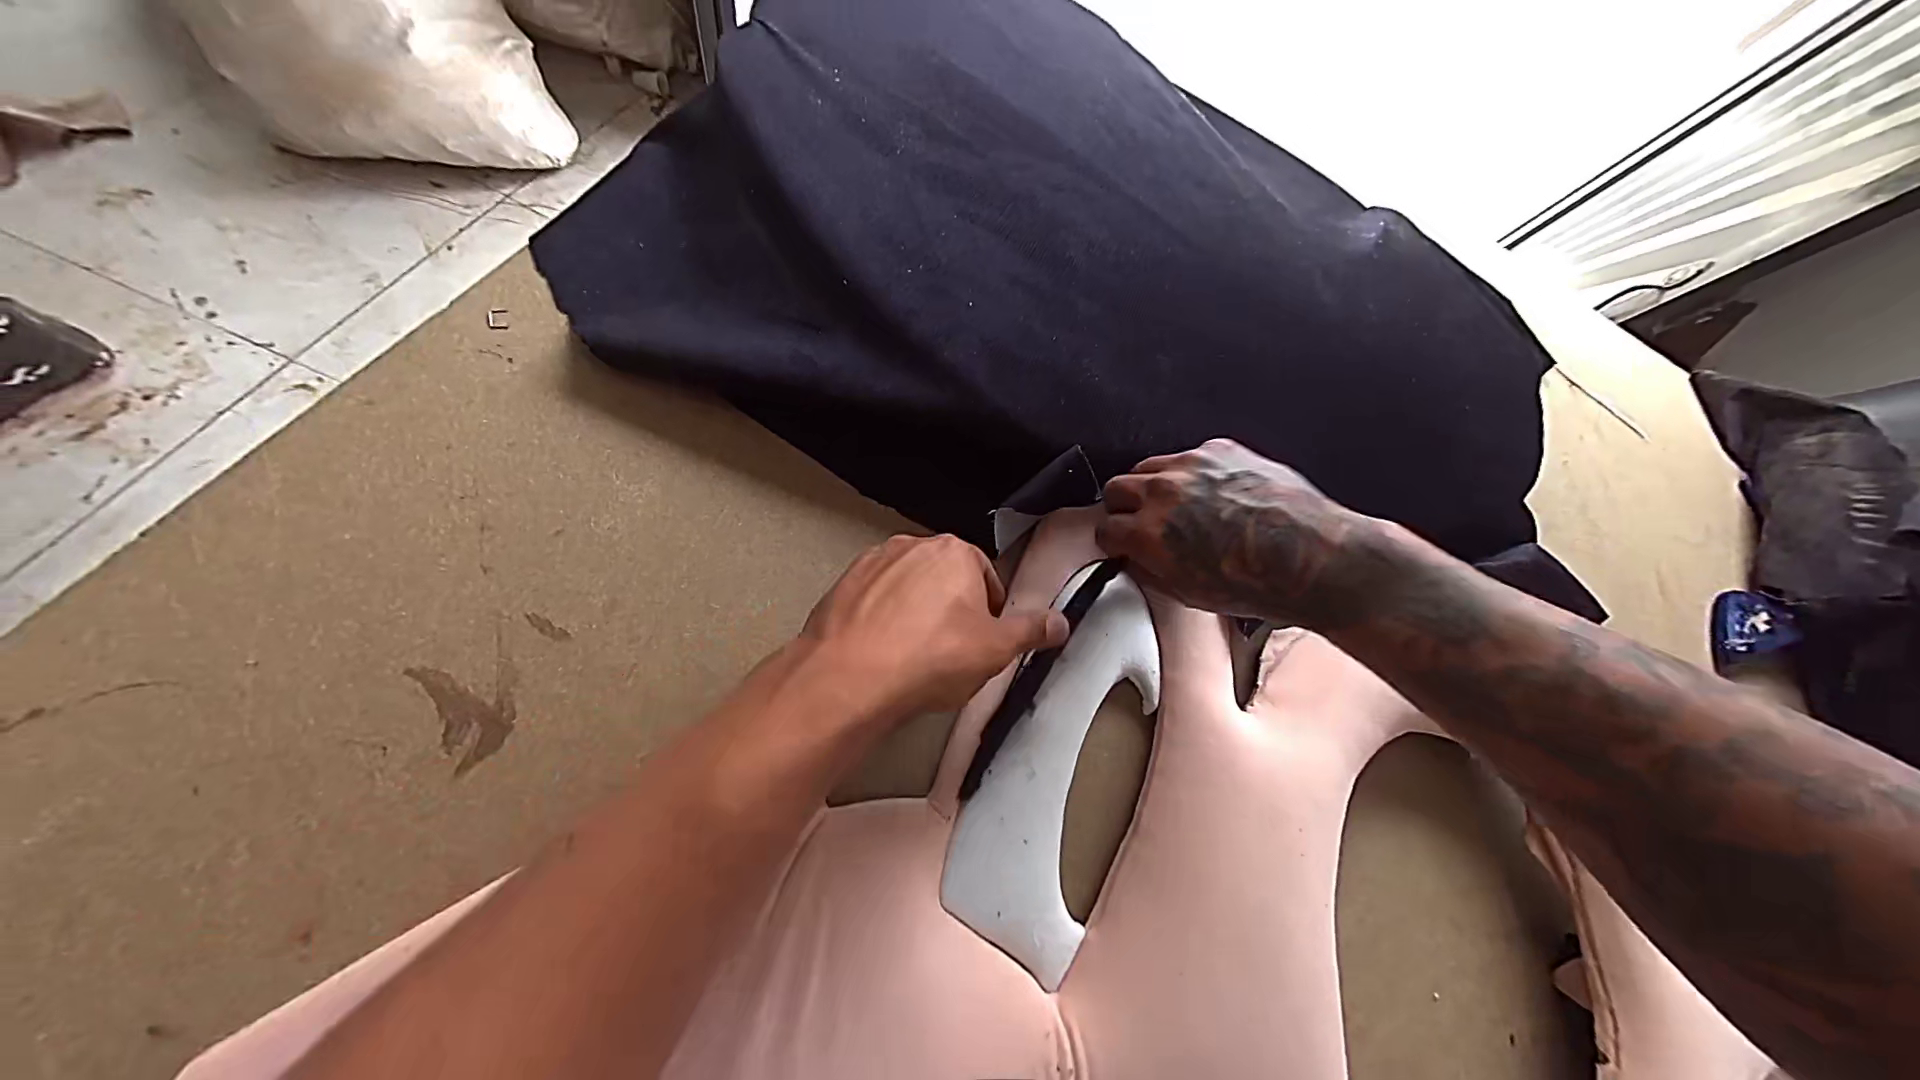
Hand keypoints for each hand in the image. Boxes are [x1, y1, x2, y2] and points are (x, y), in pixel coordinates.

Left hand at [795, 534, 1068, 725]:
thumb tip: (1057, 623)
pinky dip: (882, 622)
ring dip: (915, 615)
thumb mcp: (996, 650)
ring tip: (915, 657)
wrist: (849, 678)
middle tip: (952, 653)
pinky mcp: (844, 586)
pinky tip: (885, 653)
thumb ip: (1031, 630)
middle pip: (945, 580)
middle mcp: (912, 547)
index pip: (986, 578)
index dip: (990, 614)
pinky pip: (875, 602)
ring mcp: (874, 564)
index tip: (985, 640)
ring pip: (908, 589)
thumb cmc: (925, 658)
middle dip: (952, 612)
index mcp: (955, 552)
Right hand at [1095, 439, 1380, 626]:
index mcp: (1149, 534)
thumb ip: (1150, 570)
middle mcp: (1164, 494)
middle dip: (1124, 506)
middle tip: (1139, 519)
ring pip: (1148, 466)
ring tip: (1174, 505)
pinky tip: (1210, 492)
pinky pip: (1189, 456)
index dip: (1112, 539)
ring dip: (1152, 485)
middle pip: (1116, 488)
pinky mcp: (1221, 450)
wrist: (1313, 558)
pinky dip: (1192, 473)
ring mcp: (1192, 466)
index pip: (1105, 528)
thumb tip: (1138, 561)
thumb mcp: (1187, 595)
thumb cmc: (1262, 581)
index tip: (1119, 541)